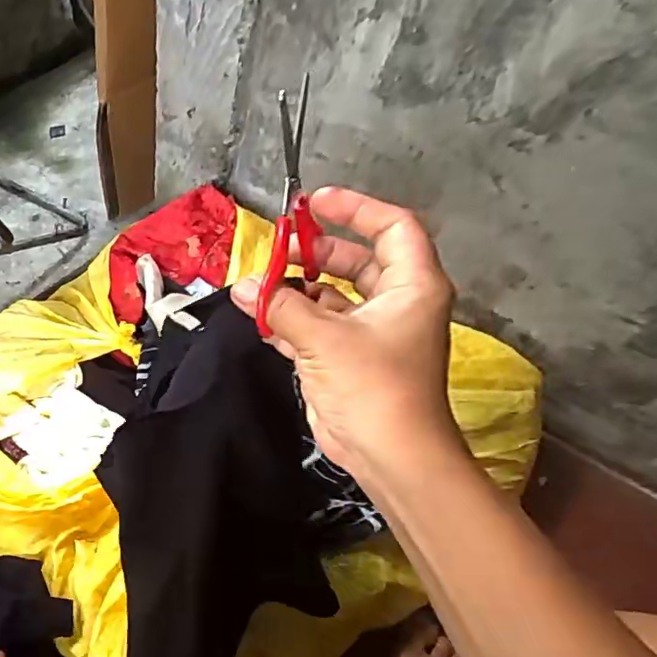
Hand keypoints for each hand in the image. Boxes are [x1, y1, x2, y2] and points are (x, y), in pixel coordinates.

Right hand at [231, 186, 461, 482]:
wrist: (388, 453)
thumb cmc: (375, 389)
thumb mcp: (325, 339)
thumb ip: (281, 306)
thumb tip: (244, 287)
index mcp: (412, 286)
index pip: (392, 226)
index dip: (354, 208)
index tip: (315, 203)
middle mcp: (395, 304)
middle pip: (356, 260)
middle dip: (316, 252)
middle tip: (279, 249)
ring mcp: (369, 333)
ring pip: (331, 297)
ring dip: (296, 291)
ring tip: (260, 286)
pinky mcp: (347, 360)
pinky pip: (316, 328)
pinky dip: (291, 321)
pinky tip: (261, 317)